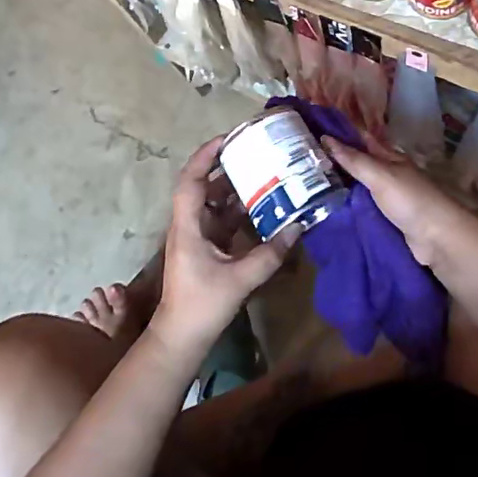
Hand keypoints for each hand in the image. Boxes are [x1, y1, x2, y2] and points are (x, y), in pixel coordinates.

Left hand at [149, 138, 300, 354]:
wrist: (180, 338)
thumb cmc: (202, 305)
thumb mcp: (240, 279)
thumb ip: (269, 254)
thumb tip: (297, 227)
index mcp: (187, 225)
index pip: (190, 180)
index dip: (205, 156)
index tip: (227, 138)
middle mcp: (187, 225)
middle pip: (202, 187)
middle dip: (225, 168)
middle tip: (253, 154)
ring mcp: (194, 238)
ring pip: (212, 204)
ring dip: (233, 191)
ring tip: (262, 176)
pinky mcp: (203, 250)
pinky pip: (219, 222)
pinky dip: (237, 213)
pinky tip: (260, 210)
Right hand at [320, 135, 475, 268]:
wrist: (436, 238)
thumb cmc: (409, 199)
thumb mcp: (379, 175)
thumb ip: (353, 159)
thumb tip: (325, 137)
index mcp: (390, 158)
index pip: (361, 139)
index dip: (341, 133)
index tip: (313, 131)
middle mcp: (388, 174)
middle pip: (358, 163)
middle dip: (335, 160)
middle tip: (302, 159)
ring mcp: (388, 197)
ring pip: (358, 186)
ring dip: (339, 184)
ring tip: (306, 182)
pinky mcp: (386, 218)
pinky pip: (362, 206)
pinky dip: (347, 204)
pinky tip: (328, 206)